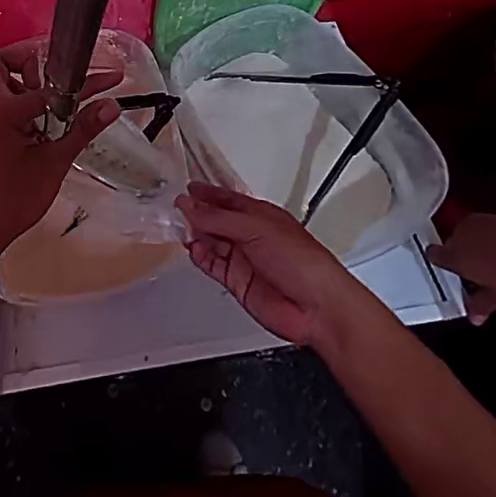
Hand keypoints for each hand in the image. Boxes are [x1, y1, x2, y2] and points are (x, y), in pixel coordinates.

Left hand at [0, 42, 121, 260]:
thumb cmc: (11, 197)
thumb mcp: (53, 162)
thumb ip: (82, 129)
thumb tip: (112, 105)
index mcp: (1, 107)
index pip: (39, 76)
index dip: (71, 76)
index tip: (100, 79)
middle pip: (5, 62)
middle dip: (36, 58)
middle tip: (72, 70)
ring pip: (8, 82)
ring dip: (36, 81)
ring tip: (70, 91)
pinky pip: (12, 104)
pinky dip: (34, 102)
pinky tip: (60, 118)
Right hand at [175, 182, 368, 346]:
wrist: (317, 307)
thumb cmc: (303, 262)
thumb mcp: (256, 229)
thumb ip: (219, 219)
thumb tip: (191, 207)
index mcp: (260, 216)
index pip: (227, 200)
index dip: (207, 194)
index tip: (189, 189)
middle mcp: (252, 236)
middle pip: (216, 221)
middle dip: (197, 215)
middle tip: (178, 211)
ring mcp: (245, 259)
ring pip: (212, 243)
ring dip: (197, 236)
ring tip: (183, 231)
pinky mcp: (238, 282)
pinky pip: (213, 266)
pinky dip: (201, 258)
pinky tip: (195, 251)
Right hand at [424, 211, 495, 324]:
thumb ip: (482, 305)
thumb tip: (472, 316)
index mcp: (454, 258)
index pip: (432, 256)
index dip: (440, 266)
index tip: (454, 275)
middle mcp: (456, 238)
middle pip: (448, 249)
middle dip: (460, 260)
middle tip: (478, 275)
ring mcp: (468, 225)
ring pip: (462, 239)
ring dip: (471, 249)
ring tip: (493, 262)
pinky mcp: (482, 216)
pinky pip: (474, 230)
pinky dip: (481, 238)